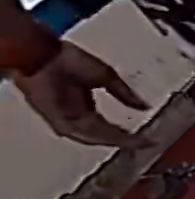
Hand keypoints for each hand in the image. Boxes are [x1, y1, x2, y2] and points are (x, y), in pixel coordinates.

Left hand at [8, 40, 148, 146]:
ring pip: (88, 135)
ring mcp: (59, 114)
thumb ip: (124, 93)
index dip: (126, 134)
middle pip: (97, 134)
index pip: (105, 125)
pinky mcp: (52, 114)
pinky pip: (77, 130)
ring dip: (113, 141)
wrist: (42, 53)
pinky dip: (98, 135)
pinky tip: (117, 137)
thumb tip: (143, 106)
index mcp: (79, 103)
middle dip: (122, 141)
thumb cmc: (66, 59)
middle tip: (144, 144)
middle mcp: (69, 112)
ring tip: (135, 143)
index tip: (148, 139)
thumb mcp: (106, 76)